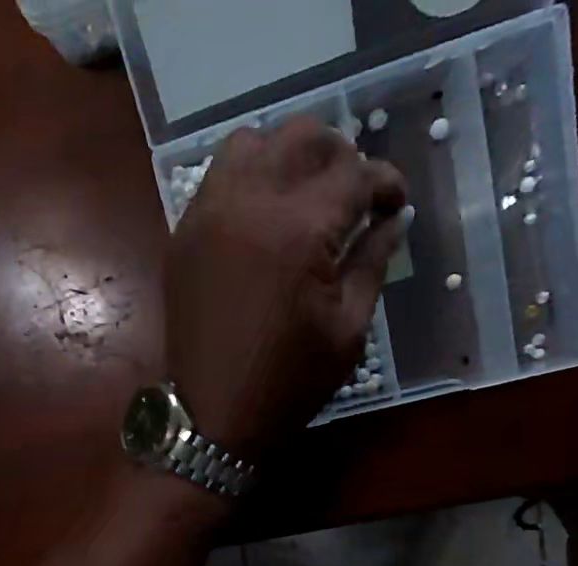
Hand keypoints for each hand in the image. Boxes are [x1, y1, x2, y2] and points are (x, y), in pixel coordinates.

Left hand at [164, 117, 408, 460]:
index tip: (394, 205)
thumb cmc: (287, 381)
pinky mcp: (183, 235)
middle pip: (300, 137)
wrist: (211, 415)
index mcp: (298, 231)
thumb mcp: (347, 329)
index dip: (385, 182)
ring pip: (249, 144)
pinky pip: (215, 179)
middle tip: (352, 193)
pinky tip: (262, 213)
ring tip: (302, 194)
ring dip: (285, 156)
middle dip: (338, 154)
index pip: (354, 172)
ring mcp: (206, 216)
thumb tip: (392, 220)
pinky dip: (246, 179)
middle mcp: (248, 206)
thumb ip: (372, 261)